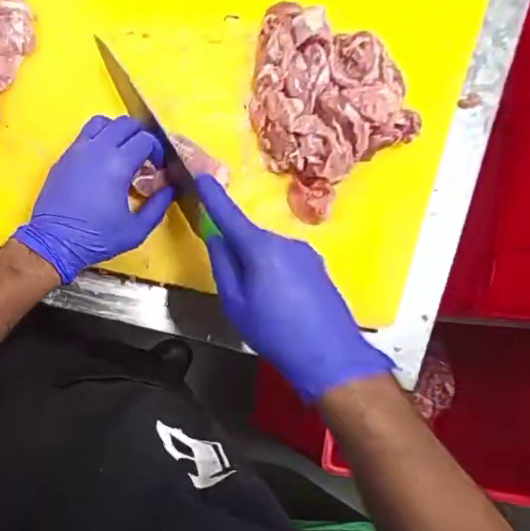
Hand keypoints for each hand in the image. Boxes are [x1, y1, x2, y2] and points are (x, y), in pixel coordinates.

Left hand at [12, 115, 175, 283]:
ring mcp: (77, 151)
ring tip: (119, 152)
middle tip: (141, 157)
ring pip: (101, 122)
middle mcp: (98, 149)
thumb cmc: (96, 239)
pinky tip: (98, 163)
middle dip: (139, 136)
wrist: (54, 243)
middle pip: (125, 123)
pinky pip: (83, 137)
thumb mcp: (136, 231)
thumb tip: (168, 189)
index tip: (155, 168)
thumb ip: (158, 207)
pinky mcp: (62, 159)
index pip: (145, 139)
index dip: (156, 151)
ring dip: (115, 131)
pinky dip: (96, 140)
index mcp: (118, 163)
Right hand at [198, 176, 391, 402]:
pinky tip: (273, 303)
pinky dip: (270, 274)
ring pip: (266, 252)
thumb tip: (216, 238)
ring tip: (254, 304)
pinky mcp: (316, 267)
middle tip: (228, 286)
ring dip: (254, 268)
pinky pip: (283, 262)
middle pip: (249, 238)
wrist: (327, 353)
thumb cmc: (273, 330)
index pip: (231, 217)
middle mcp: (286, 243)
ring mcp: (305, 254)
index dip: (214, 198)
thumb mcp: (234, 301)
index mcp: (261, 250)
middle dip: (234, 251)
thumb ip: (223, 265)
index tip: (203, 177)